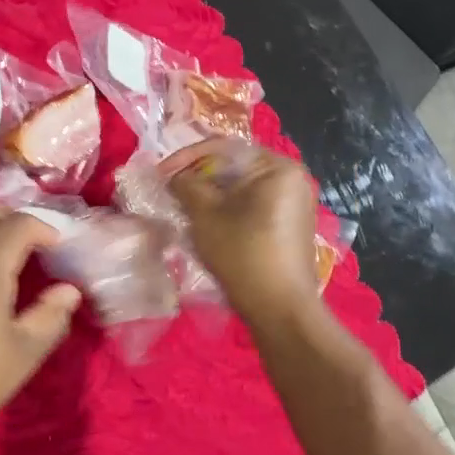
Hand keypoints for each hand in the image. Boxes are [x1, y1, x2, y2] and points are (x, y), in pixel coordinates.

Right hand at [164, 139, 321, 326]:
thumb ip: (185, 185)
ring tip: (184, 207)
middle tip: (170, 190)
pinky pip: (252, 205)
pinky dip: (227, 209)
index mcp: (277, 168)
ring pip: (241, 188)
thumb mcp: (204, 214)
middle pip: (235, 166)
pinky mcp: (289, 225)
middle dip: (198, 177)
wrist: (279, 306)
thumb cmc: (242, 252)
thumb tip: (174, 176)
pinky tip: (207, 224)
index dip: (187, 157)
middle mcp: (292, 179)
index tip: (160, 173)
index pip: (225, 148)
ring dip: (210, 194)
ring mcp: (294, 203)